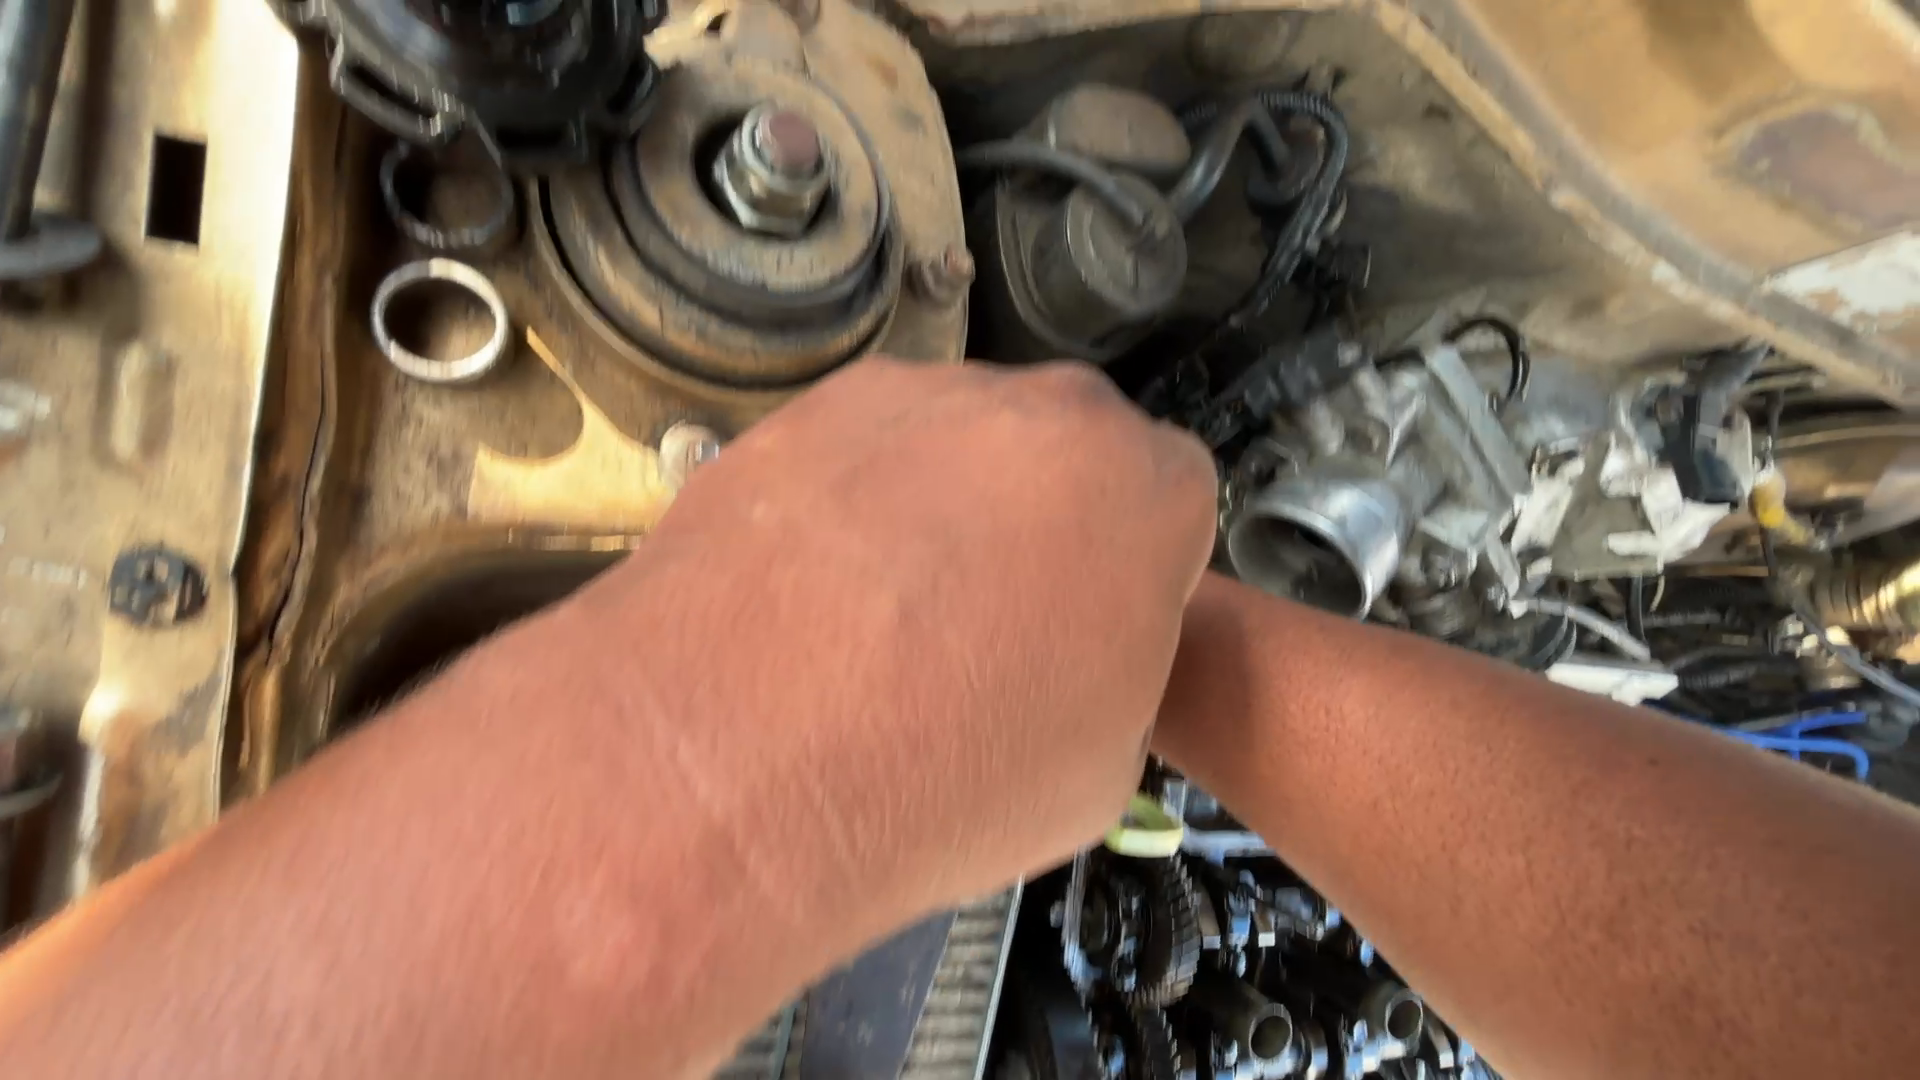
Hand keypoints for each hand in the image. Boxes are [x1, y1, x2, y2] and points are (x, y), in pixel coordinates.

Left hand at [553, 358, 1215, 923]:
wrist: (736, 757)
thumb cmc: (946, 775)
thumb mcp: (1104, 762)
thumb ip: (1121, 658)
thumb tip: (1080, 632)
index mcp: (1145, 490)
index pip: (1169, 505)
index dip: (1128, 570)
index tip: (1084, 621)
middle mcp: (1046, 413)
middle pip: (1067, 460)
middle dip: (1043, 524)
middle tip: (983, 615)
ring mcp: (924, 395)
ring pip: (966, 444)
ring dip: (945, 507)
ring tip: (881, 609)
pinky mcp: (817, 404)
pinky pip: (868, 446)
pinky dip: (856, 497)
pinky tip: (819, 580)